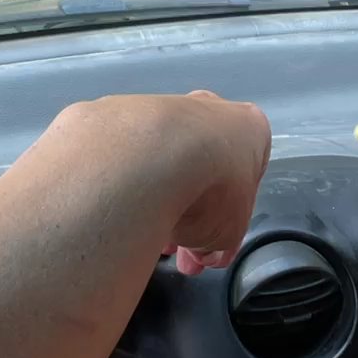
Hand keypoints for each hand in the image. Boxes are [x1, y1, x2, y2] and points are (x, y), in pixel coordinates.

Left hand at [47, 91, 269, 275]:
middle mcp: (205, 109)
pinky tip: (117, 213)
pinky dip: (123, 185)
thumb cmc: (210, 191)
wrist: (146, 157)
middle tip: (173, 251)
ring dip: (154, 201)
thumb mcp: (230, 232)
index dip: (225, 220)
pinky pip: (123, 158)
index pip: (241, 179)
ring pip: (158, 163)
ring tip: (142, 238)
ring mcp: (156, 106)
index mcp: (247, 129)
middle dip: (187, 215)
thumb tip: (205, 252)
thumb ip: (221, 240)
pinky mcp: (110, 113)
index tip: (206, 247)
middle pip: (198, 169)